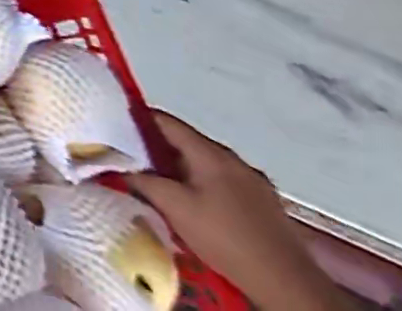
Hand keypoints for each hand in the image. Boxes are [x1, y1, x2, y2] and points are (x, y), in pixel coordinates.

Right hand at [129, 111, 352, 310]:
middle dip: (157, 148)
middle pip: (186, 142)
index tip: (113, 124)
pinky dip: (203, 185)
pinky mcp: (267, 205)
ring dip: (181, 169)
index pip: (165, 120)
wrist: (288, 285)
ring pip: (205, 163)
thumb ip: (141, 181)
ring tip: (160, 184)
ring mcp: (255, 182)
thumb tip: (115, 166)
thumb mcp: (173, 207)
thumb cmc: (225, 238)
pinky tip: (197, 206)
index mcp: (210, 152)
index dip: (137, 117)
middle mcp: (234, 159)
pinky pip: (224, 183)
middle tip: (131, 159)